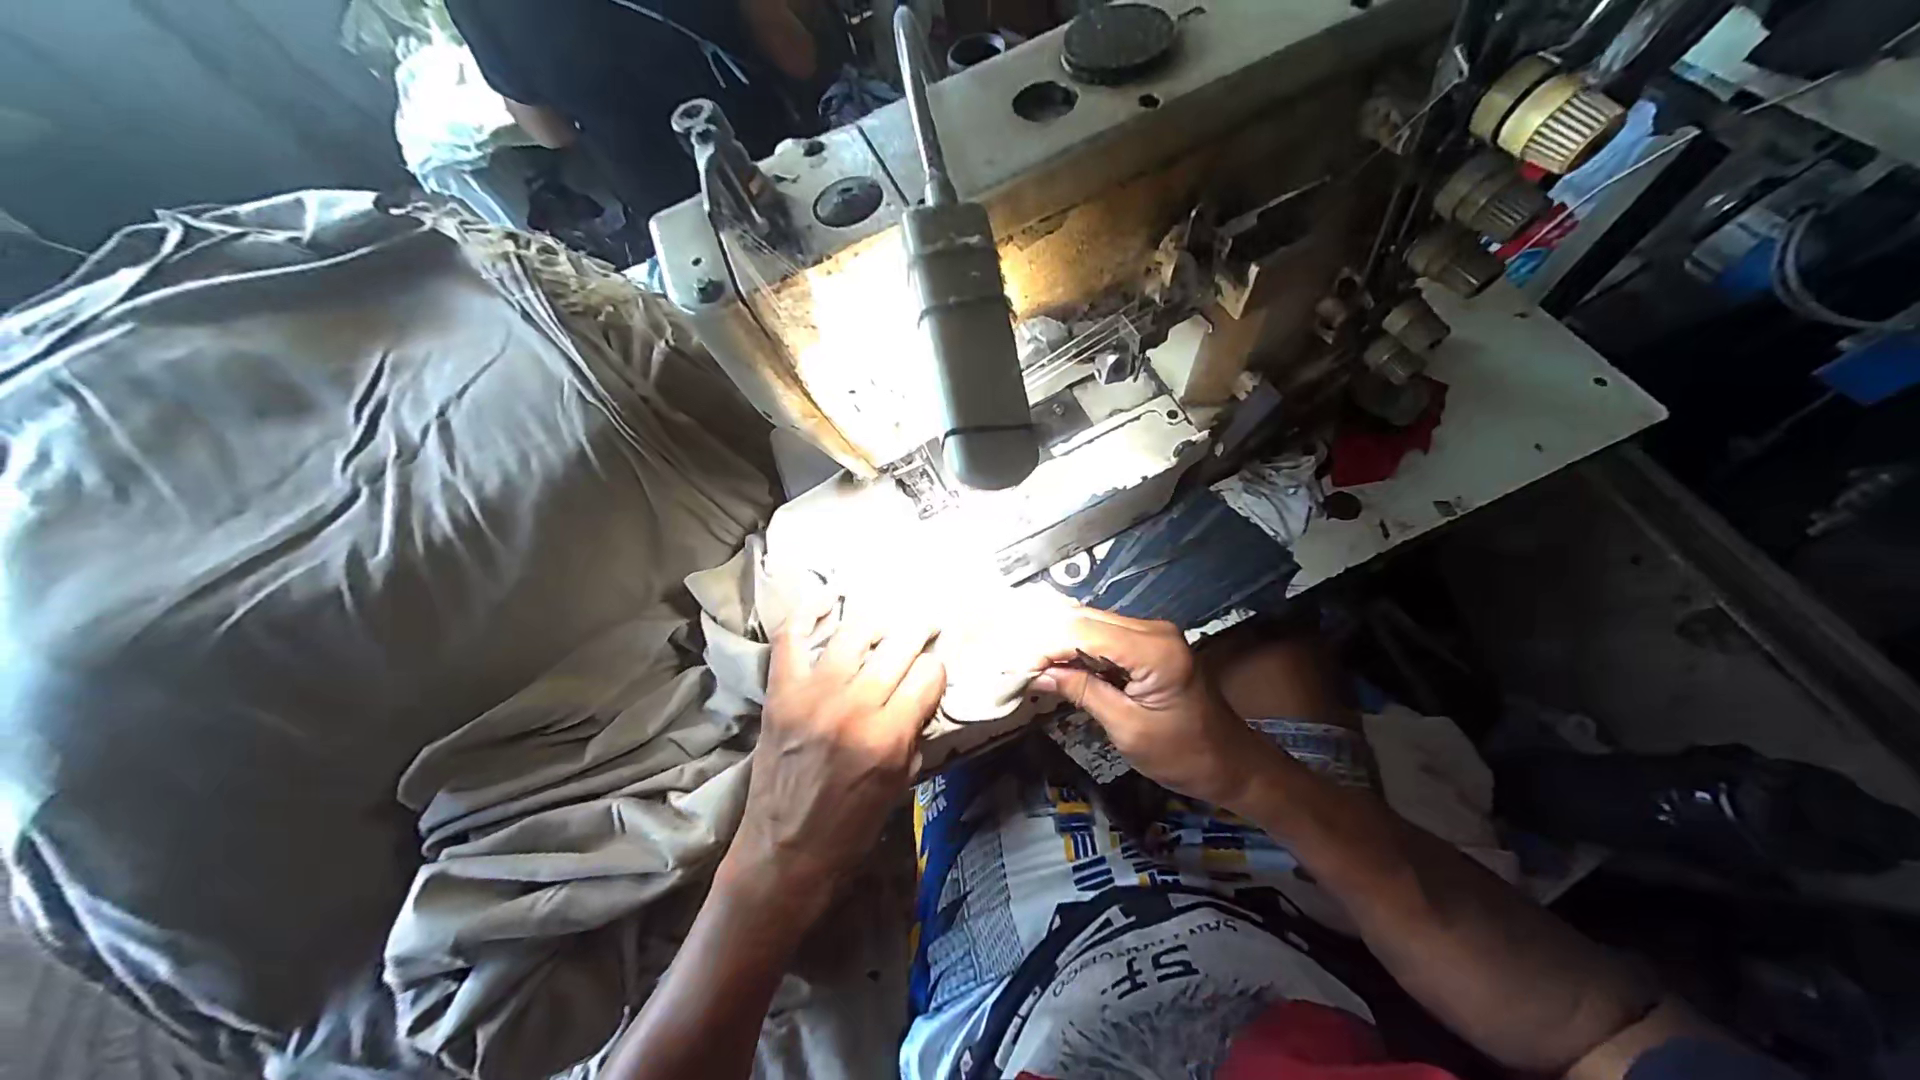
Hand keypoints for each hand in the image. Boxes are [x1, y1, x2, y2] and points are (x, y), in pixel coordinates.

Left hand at [729, 597, 945, 892]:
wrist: (784, 851)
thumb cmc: (851, 827)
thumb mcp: (901, 783)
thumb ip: (913, 730)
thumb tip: (922, 691)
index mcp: (888, 735)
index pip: (929, 673)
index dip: (936, 669)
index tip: (933, 670)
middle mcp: (854, 706)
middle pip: (900, 644)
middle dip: (919, 632)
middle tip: (925, 626)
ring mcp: (812, 693)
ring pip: (855, 631)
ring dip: (879, 621)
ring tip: (888, 618)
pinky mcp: (781, 691)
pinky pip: (793, 636)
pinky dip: (810, 612)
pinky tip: (828, 598)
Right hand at [1033, 610, 1277, 808]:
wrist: (1230, 763)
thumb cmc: (1184, 755)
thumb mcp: (1127, 728)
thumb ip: (1083, 692)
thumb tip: (1038, 674)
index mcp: (1154, 650)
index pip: (1083, 631)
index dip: (1044, 645)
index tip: (1015, 668)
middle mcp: (1152, 629)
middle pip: (1083, 619)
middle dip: (1045, 640)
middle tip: (1012, 664)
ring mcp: (1151, 633)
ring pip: (1089, 623)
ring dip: (1057, 643)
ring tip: (1026, 665)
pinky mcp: (1147, 644)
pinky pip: (1102, 636)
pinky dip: (1075, 648)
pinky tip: (1053, 663)